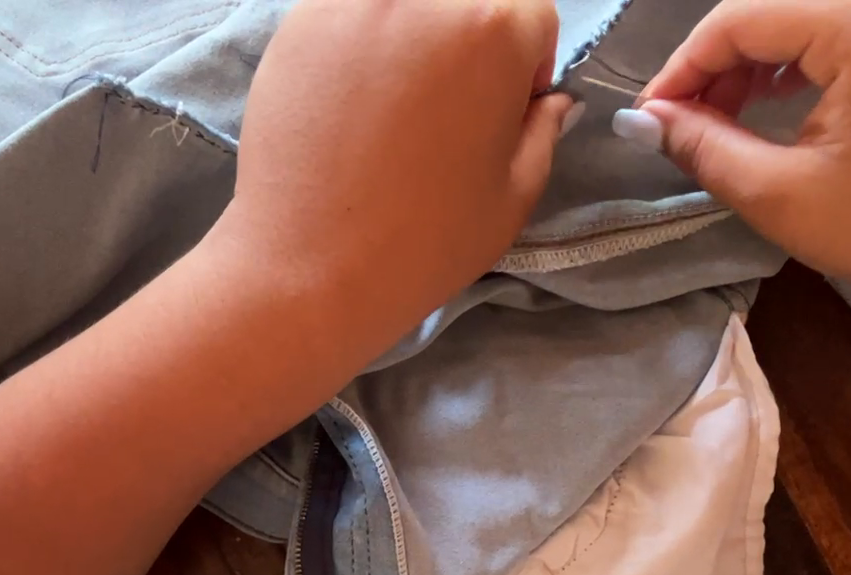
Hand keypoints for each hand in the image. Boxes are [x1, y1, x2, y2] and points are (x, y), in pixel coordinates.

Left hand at [207, 0, 576, 358]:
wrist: (310, 272)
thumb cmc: (422, 248)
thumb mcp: (509, 203)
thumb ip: (540, 135)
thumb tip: (550, 100)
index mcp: (493, 32)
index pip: (531, 17)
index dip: (524, 71)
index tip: (500, 116)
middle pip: (467, 7)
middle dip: (469, 52)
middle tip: (445, 116)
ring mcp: (355, 3)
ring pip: (406, 10)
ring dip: (412, 49)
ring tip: (392, 116)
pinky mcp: (300, 23)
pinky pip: (349, 21)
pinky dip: (358, 54)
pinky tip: (347, 114)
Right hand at [629, 0, 850, 351]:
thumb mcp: (780, 195)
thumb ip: (704, 146)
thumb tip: (644, 120)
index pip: (744, 15)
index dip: (684, 66)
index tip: (650, 116)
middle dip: (725, 57)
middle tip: (691, 118)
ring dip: (770, 46)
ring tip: (737, 107)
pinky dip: (822, 39)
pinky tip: (796, 86)